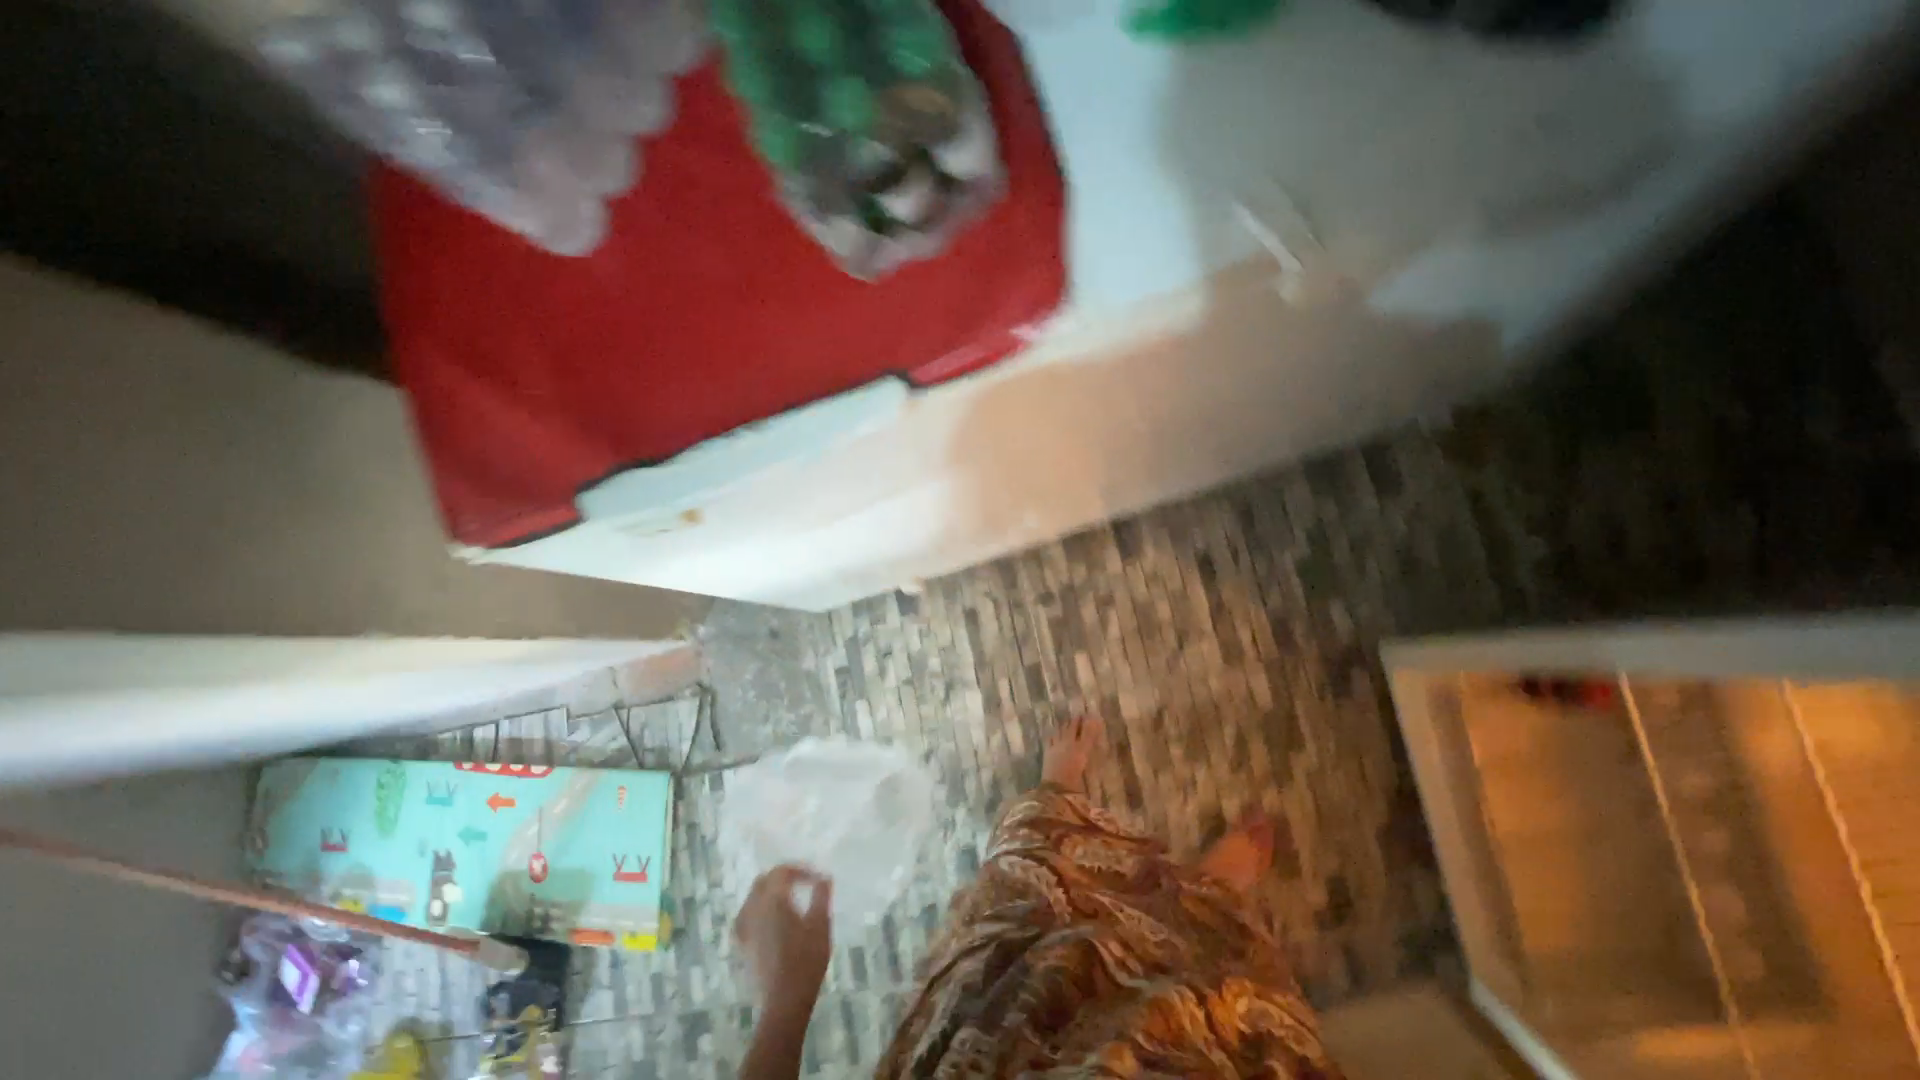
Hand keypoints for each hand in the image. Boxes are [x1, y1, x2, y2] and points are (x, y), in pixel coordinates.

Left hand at [734, 865, 832, 1006]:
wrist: (784, 999)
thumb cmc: (807, 960)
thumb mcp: (821, 925)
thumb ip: (821, 896)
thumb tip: (824, 878)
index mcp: (773, 900)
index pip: (782, 872)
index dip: (800, 870)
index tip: (818, 878)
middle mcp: (754, 909)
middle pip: (763, 881)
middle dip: (782, 877)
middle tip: (803, 884)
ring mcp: (745, 928)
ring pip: (752, 897)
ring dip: (769, 892)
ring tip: (788, 899)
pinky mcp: (742, 944)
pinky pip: (745, 916)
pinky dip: (757, 909)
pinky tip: (767, 919)